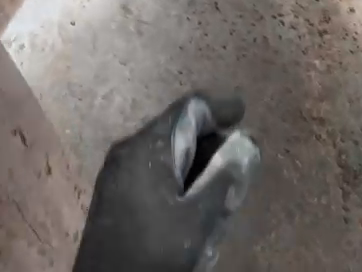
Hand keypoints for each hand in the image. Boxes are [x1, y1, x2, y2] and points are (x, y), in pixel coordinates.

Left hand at [74, 92, 260, 271]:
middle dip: (209, 138)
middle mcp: (127, 150)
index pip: (187, 110)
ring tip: (221, 180)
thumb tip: (247, 142)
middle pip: (175, 129)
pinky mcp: (114, 197)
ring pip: (164, 153)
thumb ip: (224, 179)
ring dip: (194, 161)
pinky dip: (177, 176)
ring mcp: (117, 174)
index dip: (218, 108)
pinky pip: (152, 171)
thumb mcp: (197, 220)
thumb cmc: (153, 254)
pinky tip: (192, 200)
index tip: (243, 113)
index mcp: (146, 146)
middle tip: (238, 156)